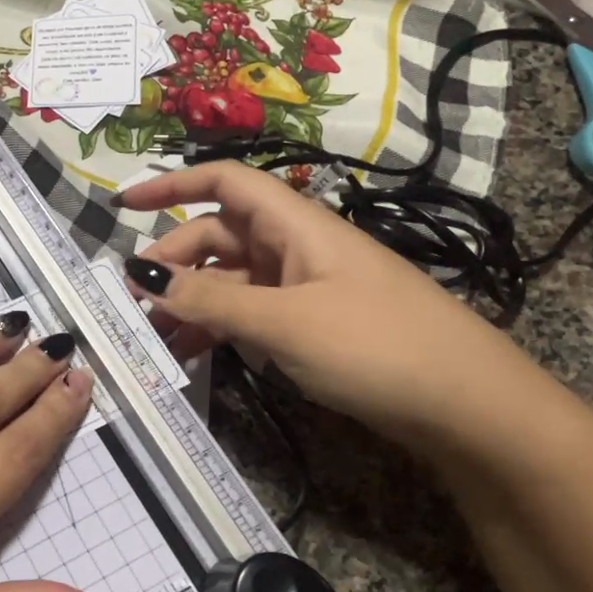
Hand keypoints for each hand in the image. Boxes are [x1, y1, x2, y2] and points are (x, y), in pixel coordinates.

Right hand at [116, 161, 552, 451]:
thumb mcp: (282, 322)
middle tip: (131, 301)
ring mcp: (304, 288)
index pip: (224, 182)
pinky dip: (214, 329)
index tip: (122, 204)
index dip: (171, 184)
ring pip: (228, 281)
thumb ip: (208, 299)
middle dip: (170, 263)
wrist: (470, 409)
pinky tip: (188, 354)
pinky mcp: (311, 326)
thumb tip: (139, 274)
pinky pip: (247, 314)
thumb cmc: (377, 346)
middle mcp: (295, 248)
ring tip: (150, 338)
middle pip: (217, 237)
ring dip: (187, 303)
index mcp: (295, 225)